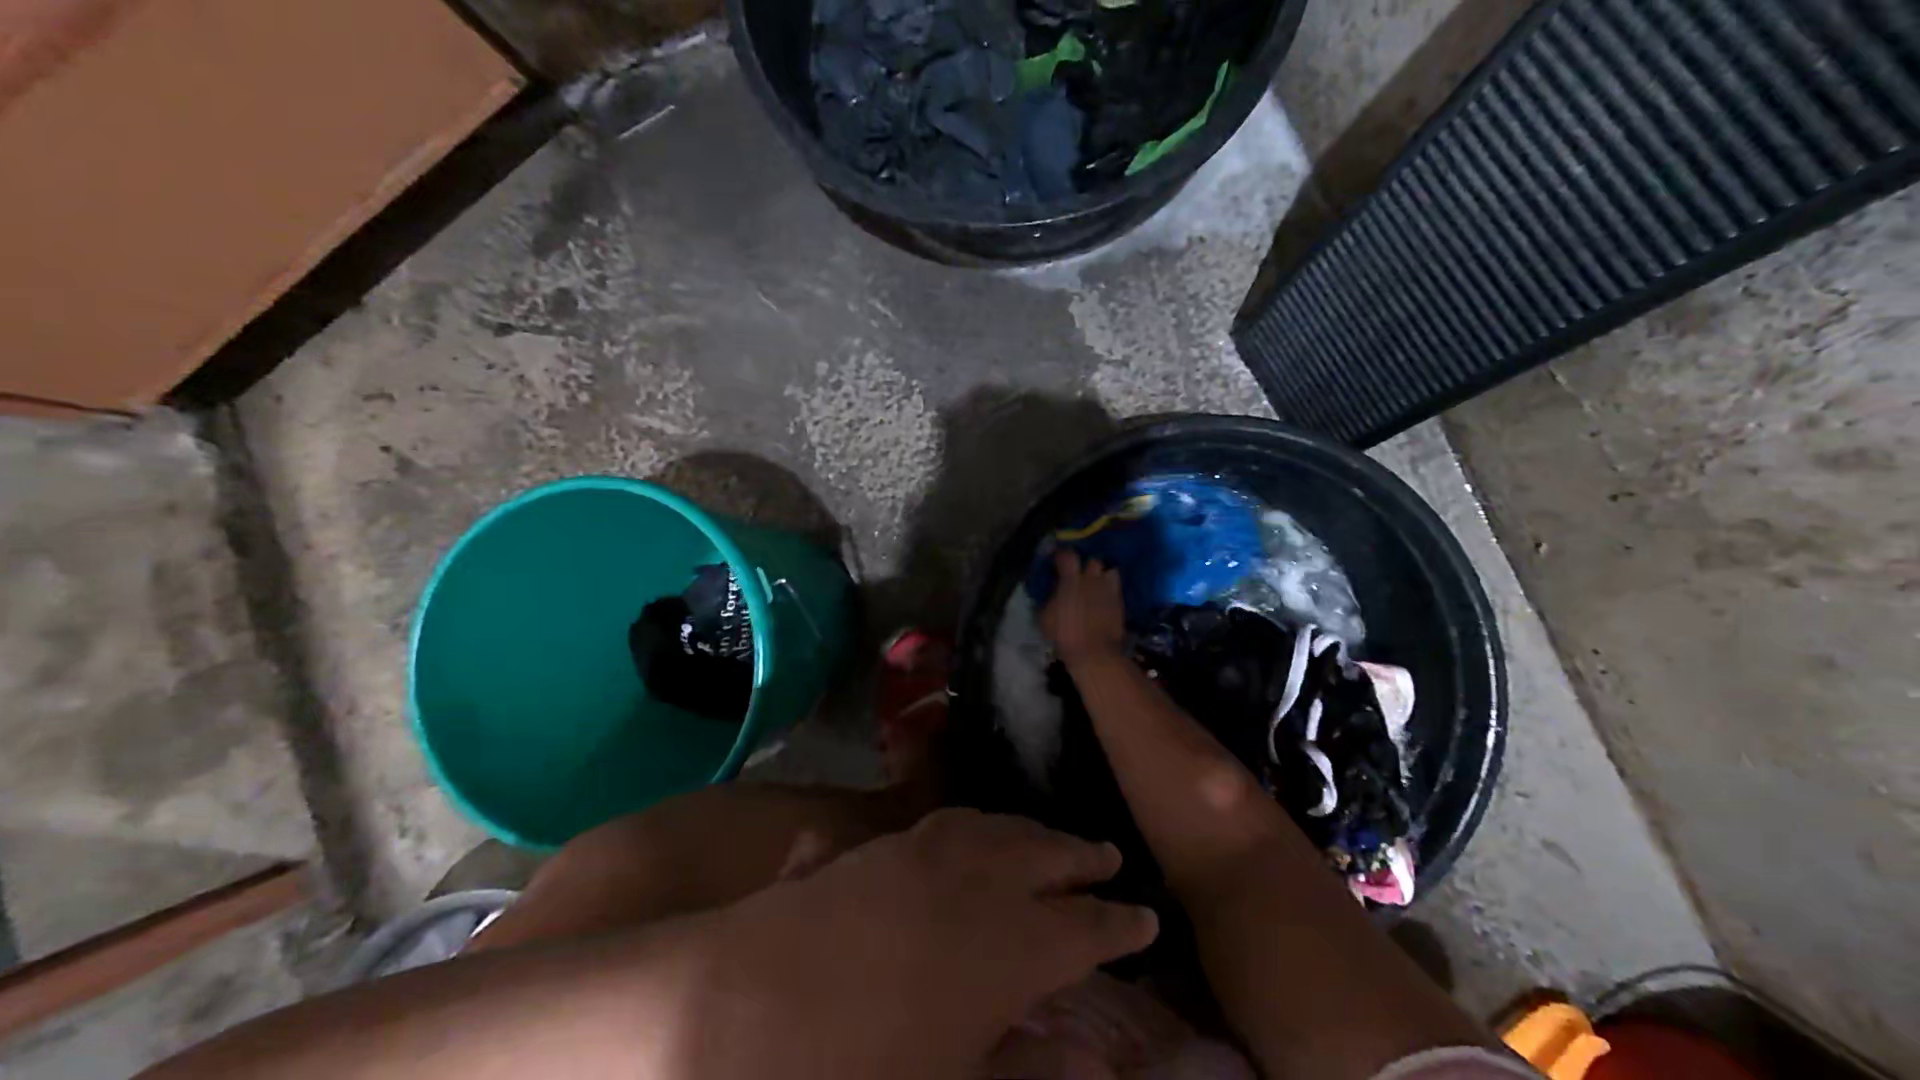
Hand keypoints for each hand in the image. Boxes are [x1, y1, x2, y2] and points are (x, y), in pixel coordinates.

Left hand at [683, 808, 1158, 1079]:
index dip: (1119, 924)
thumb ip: (1028, 1066)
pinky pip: (943, 822)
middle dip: (1081, 857)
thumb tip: (1097, 1063)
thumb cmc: (858, 1068)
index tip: (1145, 917)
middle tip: (1109, 855)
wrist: (738, 1011)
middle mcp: (975, 883)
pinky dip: (973, 822)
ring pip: (997, 828)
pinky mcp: (877, 846)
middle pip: (1045, 858)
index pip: (1084, 929)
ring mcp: (922, 854)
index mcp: (1008, 947)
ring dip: (1031, 830)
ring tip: (1051, 835)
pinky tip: (974, 826)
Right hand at [1040, 549, 1126, 664]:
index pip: (1067, 555)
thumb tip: (1050, 594)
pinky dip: (1110, 589)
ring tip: (1096, 584)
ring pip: (1109, 571)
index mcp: (1070, 580)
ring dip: (1102, 575)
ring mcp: (1108, 589)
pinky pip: (1116, 587)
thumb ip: (1048, 600)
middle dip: (1086, 565)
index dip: (1061, 555)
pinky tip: (1104, 598)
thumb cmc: (1064, 634)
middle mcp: (1091, 579)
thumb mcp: (1044, 618)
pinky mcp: (1120, 601)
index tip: (1056, 559)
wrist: (1094, 652)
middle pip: (1092, 560)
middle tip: (1079, 575)